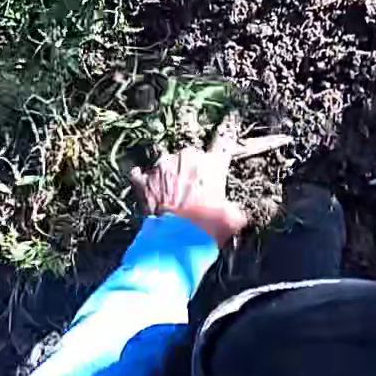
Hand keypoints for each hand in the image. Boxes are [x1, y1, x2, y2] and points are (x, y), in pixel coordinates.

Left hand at [132, 147, 248, 246]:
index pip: (222, 143)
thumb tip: (234, 213)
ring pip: (166, 164)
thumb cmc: (208, 228)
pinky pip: (140, 175)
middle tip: (192, 191)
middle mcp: (186, 157)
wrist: (176, 241)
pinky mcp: (143, 180)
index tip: (223, 135)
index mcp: (212, 163)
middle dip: (191, 170)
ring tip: (170, 196)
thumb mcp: (232, 219)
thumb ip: (232, 207)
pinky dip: (144, 180)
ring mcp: (162, 167)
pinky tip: (148, 190)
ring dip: (168, 176)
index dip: (225, 138)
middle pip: (190, 156)